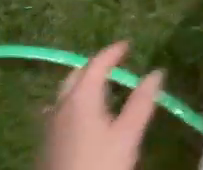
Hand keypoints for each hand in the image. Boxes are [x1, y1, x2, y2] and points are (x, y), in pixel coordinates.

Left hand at [38, 42, 163, 169]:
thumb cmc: (101, 165)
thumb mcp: (127, 136)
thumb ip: (141, 103)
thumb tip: (157, 72)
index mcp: (81, 96)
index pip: (97, 63)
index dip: (113, 52)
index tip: (127, 45)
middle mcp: (61, 104)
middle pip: (77, 75)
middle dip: (95, 66)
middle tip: (113, 64)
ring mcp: (49, 124)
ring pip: (65, 93)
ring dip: (81, 84)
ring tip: (98, 89)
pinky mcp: (44, 142)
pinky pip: (57, 111)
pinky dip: (71, 103)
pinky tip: (78, 118)